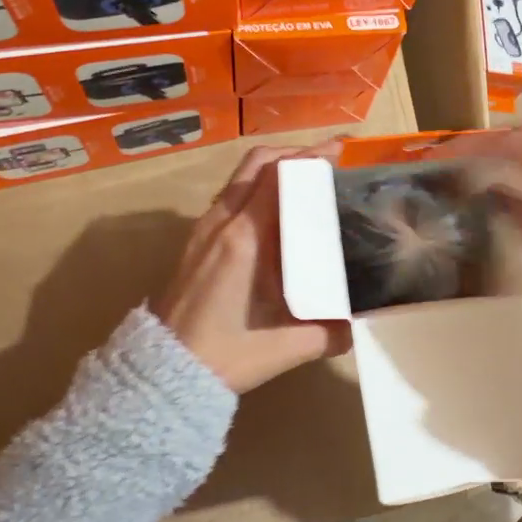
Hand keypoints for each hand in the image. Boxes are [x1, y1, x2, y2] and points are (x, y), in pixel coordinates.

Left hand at [153, 144, 351, 392]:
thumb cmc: (227, 354)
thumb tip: (357, 325)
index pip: (278, 176)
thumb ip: (330, 332)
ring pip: (240, 179)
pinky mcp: (195, 242)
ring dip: (272, 171)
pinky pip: (230, 198)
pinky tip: (275, 216)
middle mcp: (221, 222)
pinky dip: (256, 191)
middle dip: (292, 154)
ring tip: (304, 184)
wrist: (164, 371)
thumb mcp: (289, 347)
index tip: (338, 150)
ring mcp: (203, 229)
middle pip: (256, 164)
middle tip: (324, 163)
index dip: (309, 156)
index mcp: (244, 238)